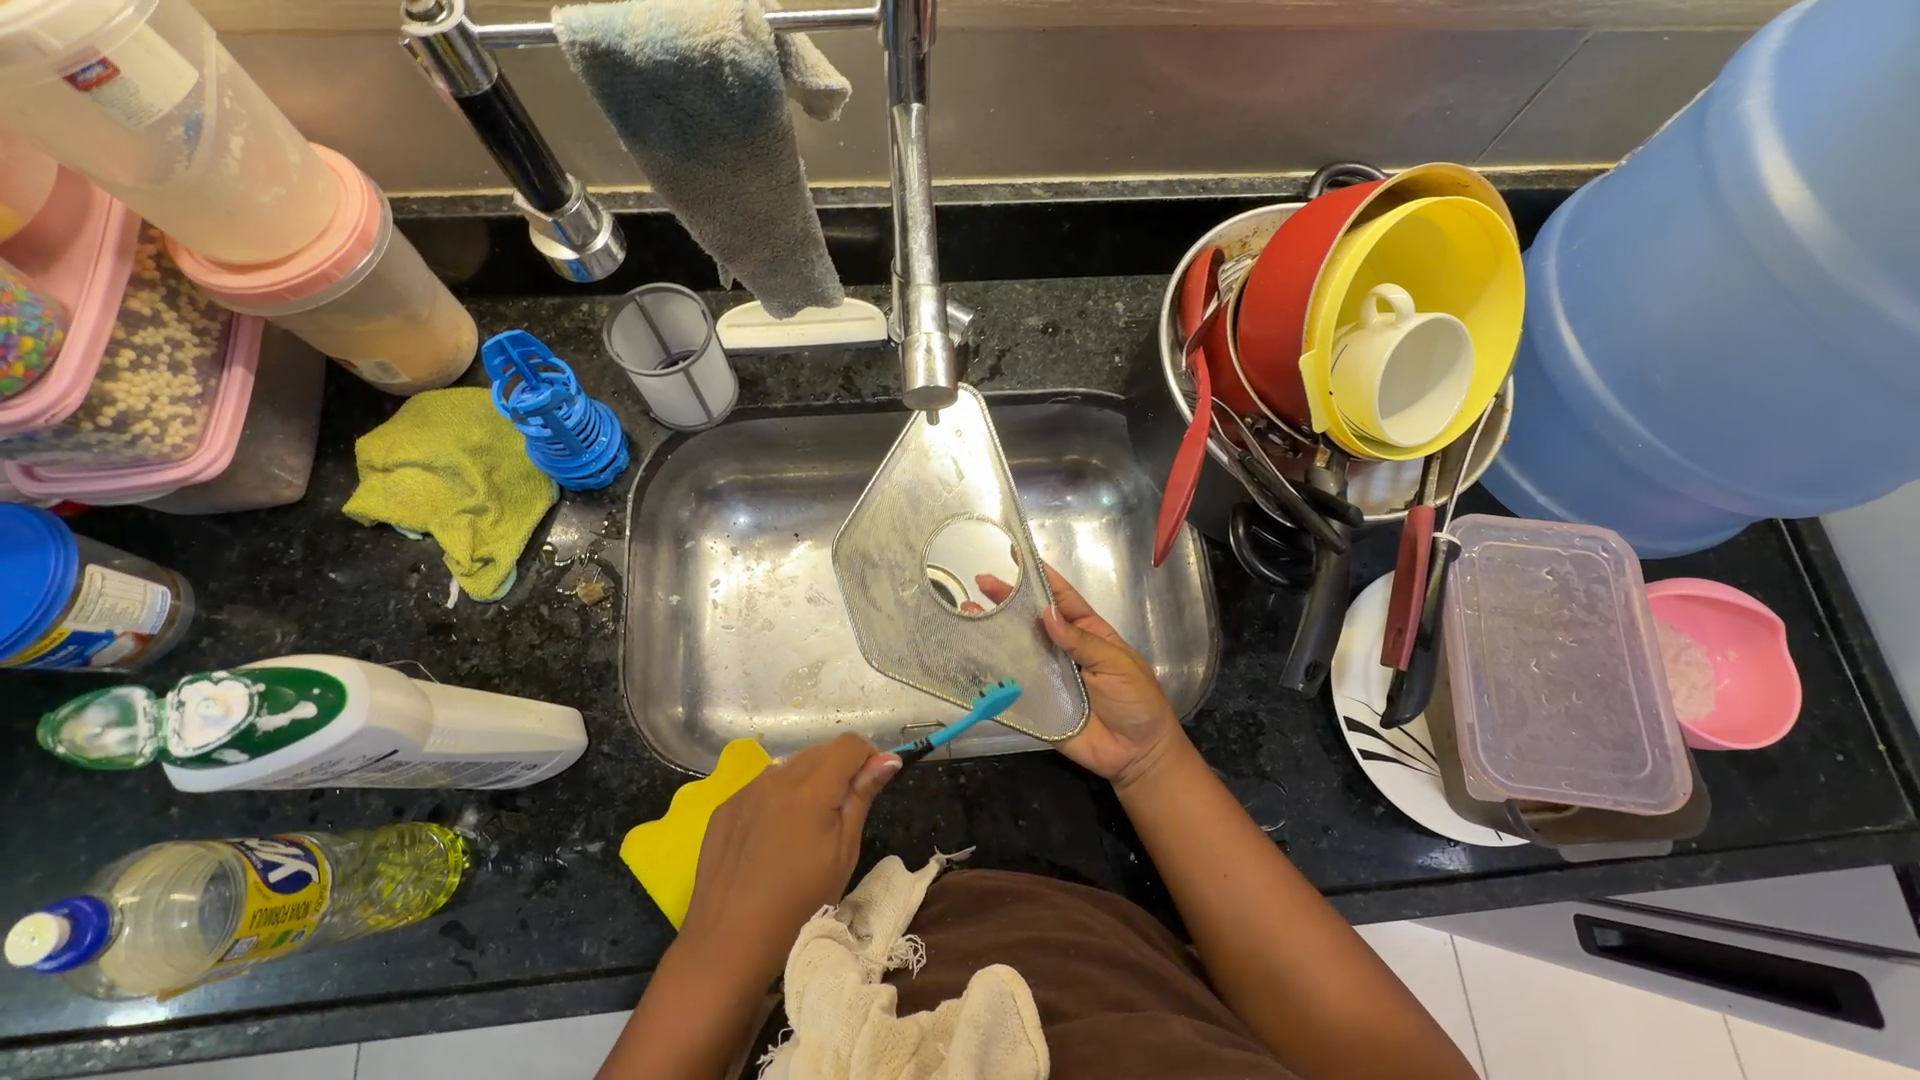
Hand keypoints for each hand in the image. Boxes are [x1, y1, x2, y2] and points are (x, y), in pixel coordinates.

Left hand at [680, 734, 900, 981]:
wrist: (730, 939)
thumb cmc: (801, 902)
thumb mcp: (844, 853)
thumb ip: (862, 798)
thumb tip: (887, 760)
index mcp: (810, 789)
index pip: (848, 744)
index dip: (868, 757)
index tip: (871, 785)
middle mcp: (775, 778)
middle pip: (819, 751)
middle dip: (840, 769)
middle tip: (842, 812)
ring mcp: (745, 791)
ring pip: (789, 766)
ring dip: (808, 781)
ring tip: (806, 828)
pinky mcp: (725, 807)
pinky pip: (761, 786)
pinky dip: (778, 797)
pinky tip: (774, 838)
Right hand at [979, 565, 1185, 789]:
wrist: (1137, 754)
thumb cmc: (1137, 701)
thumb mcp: (1116, 664)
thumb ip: (1081, 641)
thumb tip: (1046, 613)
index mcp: (1088, 632)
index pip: (1062, 598)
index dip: (1040, 577)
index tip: (1017, 556)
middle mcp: (1063, 649)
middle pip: (1031, 619)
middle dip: (1007, 600)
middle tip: (981, 583)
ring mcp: (1047, 675)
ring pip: (1016, 649)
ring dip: (993, 632)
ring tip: (968, 614)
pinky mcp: (1037, 704)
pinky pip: (1012, 687)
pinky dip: (991, 674)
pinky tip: (970, 659)